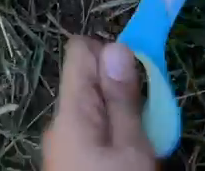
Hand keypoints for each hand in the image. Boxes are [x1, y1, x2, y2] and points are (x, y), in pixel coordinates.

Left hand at [42, 37, 155, 170]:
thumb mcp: (130, 150)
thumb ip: (123, 98)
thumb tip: (117, 45)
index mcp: (69, 110)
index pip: (80, 49)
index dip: (112, 55)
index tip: (137, 82)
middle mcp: (58, 120)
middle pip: (90, 81)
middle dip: (121, 92)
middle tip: (146, 123)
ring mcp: (61, 143)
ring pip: (94, 109)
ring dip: (119, 117)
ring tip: (140, 146)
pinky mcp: (67, 161)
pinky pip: (91, 133)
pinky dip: (111, 138)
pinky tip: (125, 161)